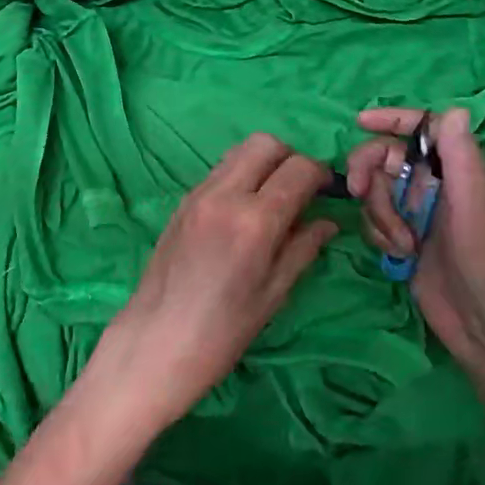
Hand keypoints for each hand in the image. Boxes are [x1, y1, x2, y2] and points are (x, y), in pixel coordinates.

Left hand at [92, 133, 339, 428]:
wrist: (157, 340)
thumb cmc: (224, 330)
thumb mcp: (274, 293)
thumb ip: (303, 248)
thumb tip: (328, 222)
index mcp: (255, 221)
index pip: (298, 169)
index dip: (320, 174)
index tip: (327, 191)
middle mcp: (226, 194)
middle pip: (266, 143)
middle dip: (290, 158)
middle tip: (300, 189)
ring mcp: (200, 193)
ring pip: (240, 150)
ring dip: (264, 161)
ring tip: (272, 197)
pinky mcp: (184, 199)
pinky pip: (220, 169)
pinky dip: (240, 174)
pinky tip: (244, 208)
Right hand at [347, 108, 484, 373]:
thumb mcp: (477, 211)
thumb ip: (463, 159)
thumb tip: (455, 108)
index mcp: (459, 173)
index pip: (423, 130)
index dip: (393, 119)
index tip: (360, 121)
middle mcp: (437, 189)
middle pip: (387, 158)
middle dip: (368, 170)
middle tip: (357, 190)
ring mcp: (420, 217)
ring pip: (377, 191)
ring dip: (378, 211)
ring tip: (401, 244)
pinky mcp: (407, 244)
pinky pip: (376, 222)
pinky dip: (378, 233)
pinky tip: (397, 255)